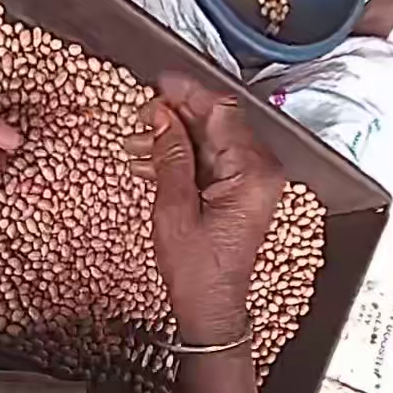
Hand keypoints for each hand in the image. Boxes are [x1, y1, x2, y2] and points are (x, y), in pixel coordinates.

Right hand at [123, 75, 283, 341]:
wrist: (209, 308)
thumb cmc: (196, 269)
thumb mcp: (175, 209)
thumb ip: (171, 156)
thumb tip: (162, 116)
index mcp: (252, 171)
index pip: (221, 112)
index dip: (187, 93)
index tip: (159, 84)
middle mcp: (258, 171)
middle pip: (215, 125)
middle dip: (174, 118)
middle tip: (140, 117)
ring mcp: (249, 183)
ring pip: (208, 143)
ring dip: (171, 140)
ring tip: (134, 144)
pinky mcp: (236, 195)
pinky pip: (207, 164)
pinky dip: (179, 160)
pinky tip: (148, 162)